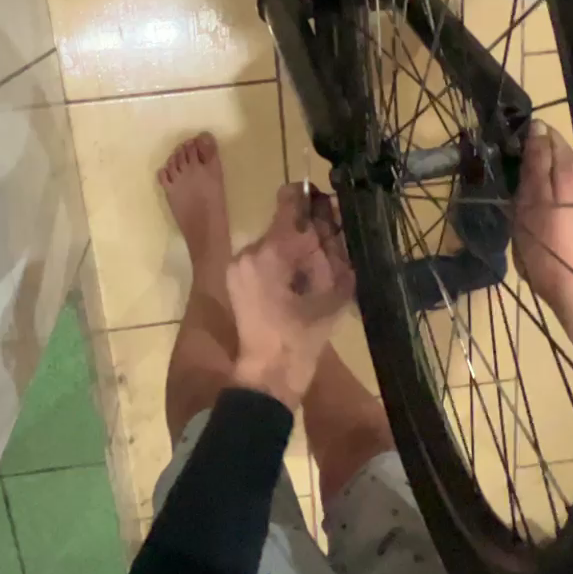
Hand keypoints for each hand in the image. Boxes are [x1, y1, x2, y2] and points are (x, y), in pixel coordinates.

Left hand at [227, 183, 355, 407]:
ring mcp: (238, 265)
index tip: (327, 200)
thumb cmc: (303, 339)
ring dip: (295, 249)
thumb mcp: (332, 293)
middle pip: (283, 226)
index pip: (290, 206)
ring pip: (274, 242)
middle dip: (308, 232)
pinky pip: (264, 258)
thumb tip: (336, 224)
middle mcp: (248, 252)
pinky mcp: (236, 278)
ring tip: (316, 271)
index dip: (311, 199)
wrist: (269, 374)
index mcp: (270, 253)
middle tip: (332, 246)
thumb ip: (336, 253)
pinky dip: (282, 262)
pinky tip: (299, 281)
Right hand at [512, 121, 572, 358]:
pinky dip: (554, 190)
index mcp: (567, 169)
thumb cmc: (546, 248)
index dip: (526, 137)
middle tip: (511, 167)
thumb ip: (535, 164)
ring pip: (563, 170)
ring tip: (525, 187)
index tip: (505, 146)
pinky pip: (568, 189)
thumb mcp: (530, 203)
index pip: (547, 135)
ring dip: (544, 172)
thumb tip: (538, 127)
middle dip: (536, 152)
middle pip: (557, 151)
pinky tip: (544, 205)